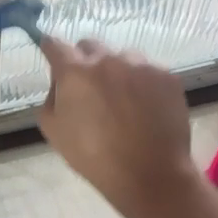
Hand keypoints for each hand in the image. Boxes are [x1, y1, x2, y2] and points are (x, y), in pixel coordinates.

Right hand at [36, 36, 200, 217]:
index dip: (50, 48)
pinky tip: (143, 107)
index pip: (55, 45)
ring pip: (121, 57)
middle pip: (90, 46)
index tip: (51, 55)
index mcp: (74, 72)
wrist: (148, 172)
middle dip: (84, 60)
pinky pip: (147, 70)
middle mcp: (107, 60)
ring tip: (122, 100)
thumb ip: (51, 97)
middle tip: (89, 87)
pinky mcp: (166, 75)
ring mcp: (141, 65)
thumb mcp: (52, 130)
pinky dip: (141, 83)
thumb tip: (61, 83)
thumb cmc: (92, 156)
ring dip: (116, 71)